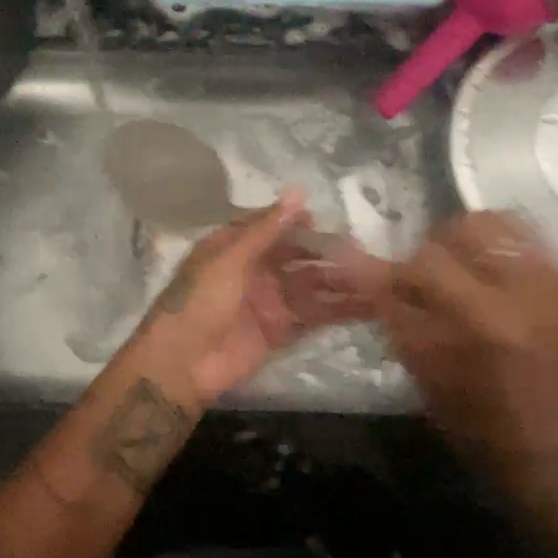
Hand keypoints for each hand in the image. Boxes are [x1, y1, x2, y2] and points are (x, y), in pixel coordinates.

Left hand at [132, 193, 385, 402]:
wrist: (180, 365)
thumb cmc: (198, 301)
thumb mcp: (229, 258)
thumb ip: (266, 229)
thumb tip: (298, 192)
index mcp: (235, 246)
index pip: (274, 227)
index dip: (302, 224)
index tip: (333, 221)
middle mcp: (254, 270)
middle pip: (297, 257)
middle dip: (327, 254)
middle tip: (364, 254)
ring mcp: (268, 302)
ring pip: (310, 287)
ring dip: (339, 283)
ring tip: (377, 279)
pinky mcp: (279, 332)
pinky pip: (312, 317)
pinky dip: (338, 312)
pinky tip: (369, 306)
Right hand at [383, 211, 557, 466]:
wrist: (533, 434)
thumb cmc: (465, 403)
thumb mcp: (418, 356)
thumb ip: (391, 301)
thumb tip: (357, 262)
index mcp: (480, 313)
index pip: (427, 259)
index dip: (401, 268)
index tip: (389, 278)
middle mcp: (523, 288)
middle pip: (469, 226)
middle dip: (440, 245)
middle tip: (431, 272)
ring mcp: (552, 282)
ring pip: (501, 224)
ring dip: (472, 242)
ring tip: (463, 268)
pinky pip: (527, 240)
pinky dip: (501, 249)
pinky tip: (491, 275)